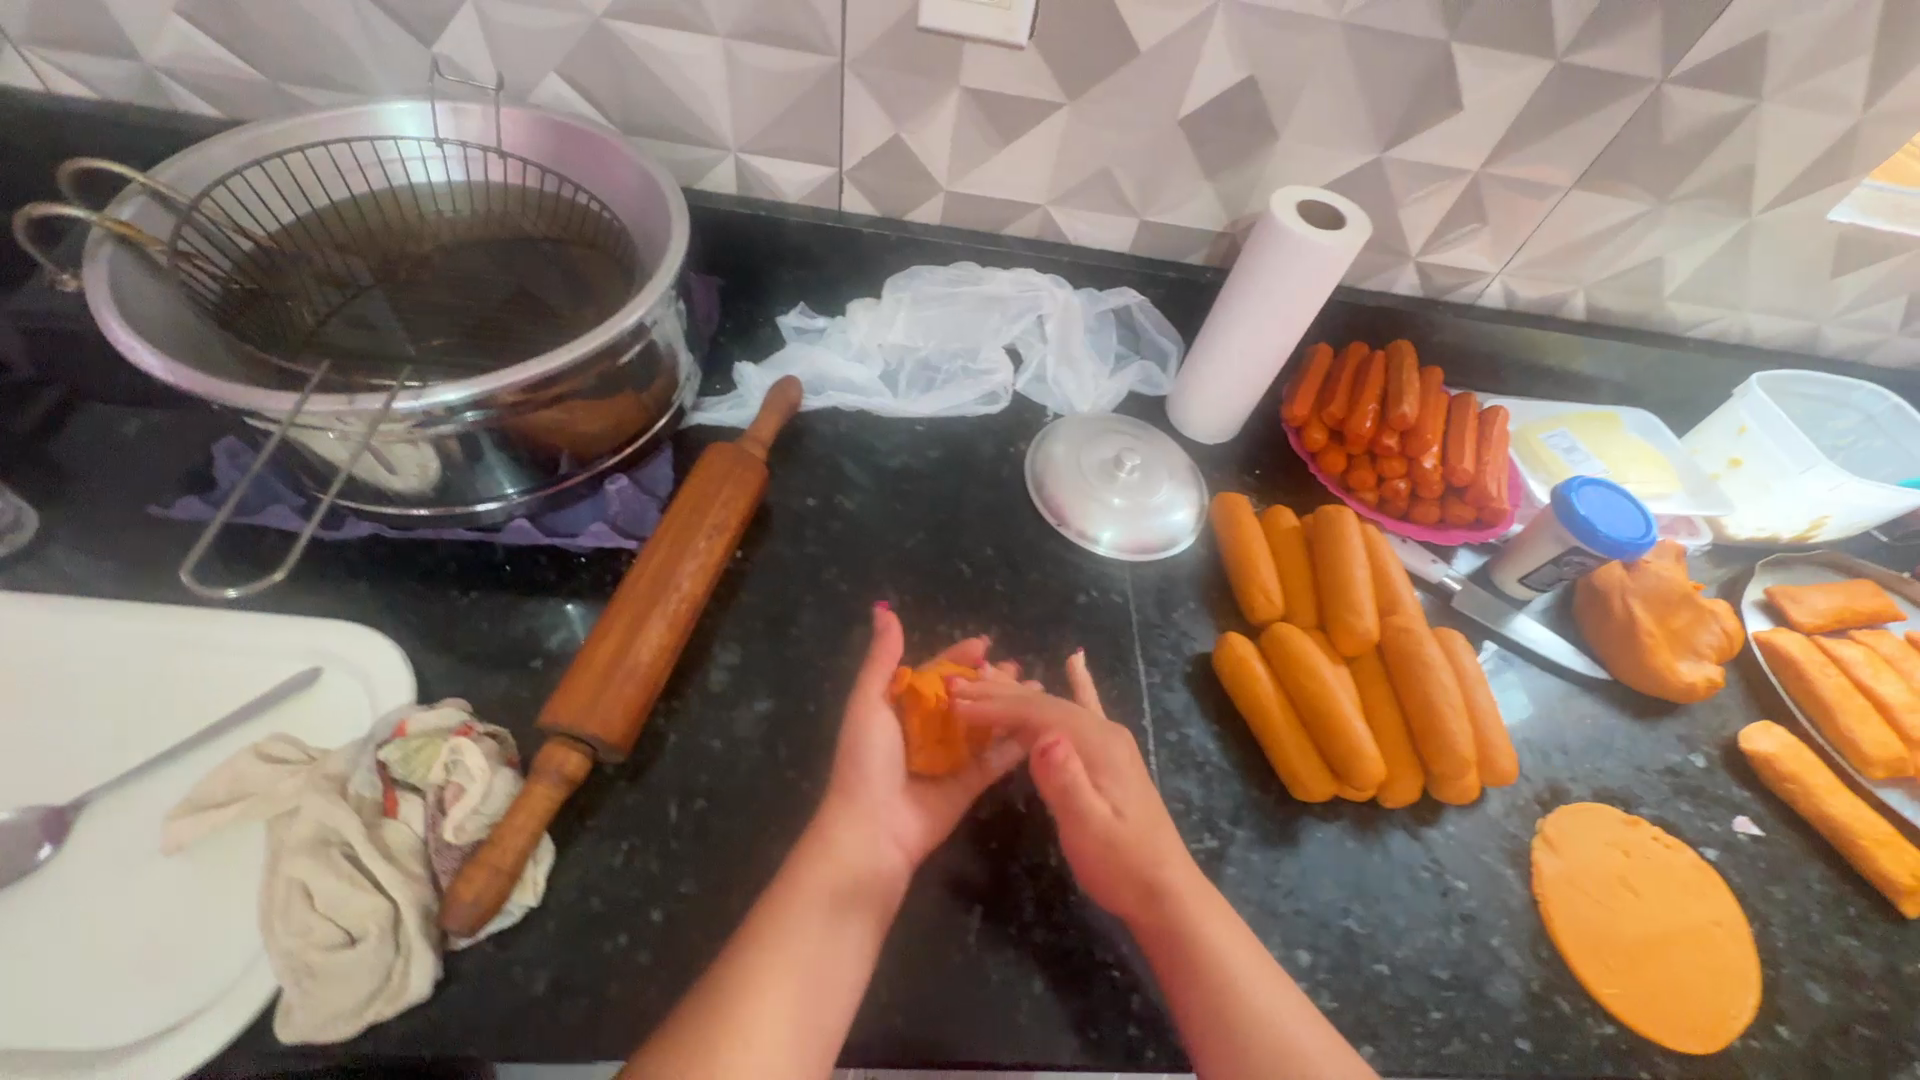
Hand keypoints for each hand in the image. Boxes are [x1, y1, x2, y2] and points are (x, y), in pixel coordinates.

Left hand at [813, 604, 1027, 890]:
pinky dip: (1015, 742)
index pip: (934, 675)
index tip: (984, 642)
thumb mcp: (868, 702)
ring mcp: (949, 758)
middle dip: (989, 680)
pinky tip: (1041, 723)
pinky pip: (995, 759)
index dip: (958, 658)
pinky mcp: (969, 785)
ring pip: (984, 725)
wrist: (872, 830)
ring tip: (1038, 687)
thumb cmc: (866, 760)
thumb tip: (883, 609)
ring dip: (1008, 706)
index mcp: (900, 708)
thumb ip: (882, 659)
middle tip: (1017, 664)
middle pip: (965, 698)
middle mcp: (926, 731)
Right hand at [951, 651, 1199, 925]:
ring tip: (983, 674)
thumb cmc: (1123, 865)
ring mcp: (1108, 741)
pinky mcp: (1108, 755)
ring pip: (1056, 704)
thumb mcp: (1090, 829)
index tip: (955, 704)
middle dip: (998, 693)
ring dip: (1018, 691)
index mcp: (1097, 744)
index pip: (1037, 713)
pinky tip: (1075, 661)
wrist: (1166, 891)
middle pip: (1044, 702)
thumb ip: (1066, 783)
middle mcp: (1104, 732)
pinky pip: (1087, 709)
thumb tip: (1042, 737)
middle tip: (953, 686)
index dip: (995, 706)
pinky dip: (1079, 683)